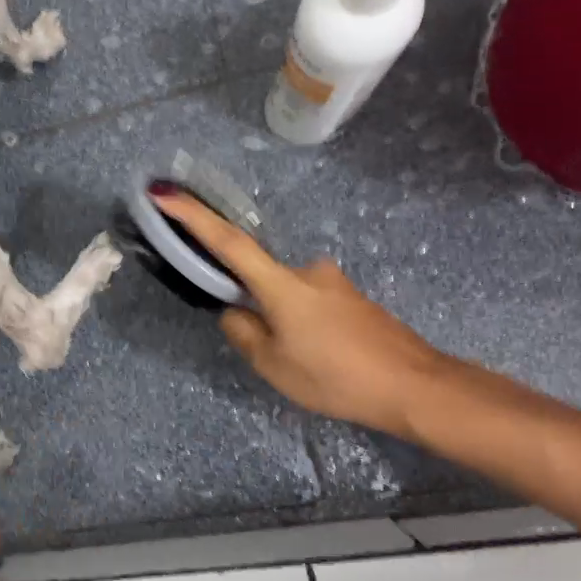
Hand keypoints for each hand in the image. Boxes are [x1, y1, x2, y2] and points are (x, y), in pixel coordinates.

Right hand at [153, 189, 449, 437]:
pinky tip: (322, 361)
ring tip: (302, 366)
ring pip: (287, 297)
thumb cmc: (336, 377)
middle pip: (260, 279)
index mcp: (282, 285)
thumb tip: (236, 312)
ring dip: (282, 323)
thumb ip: (244, 333)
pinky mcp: (353, 300)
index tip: (164, 194)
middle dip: (252, 307)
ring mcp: (334, 284)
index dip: (193, 217)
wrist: (416, 387)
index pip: (228, 243)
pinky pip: (311, 306)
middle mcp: (308, 272)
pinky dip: (304, 328)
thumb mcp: (273, 365)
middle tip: (265, 350)